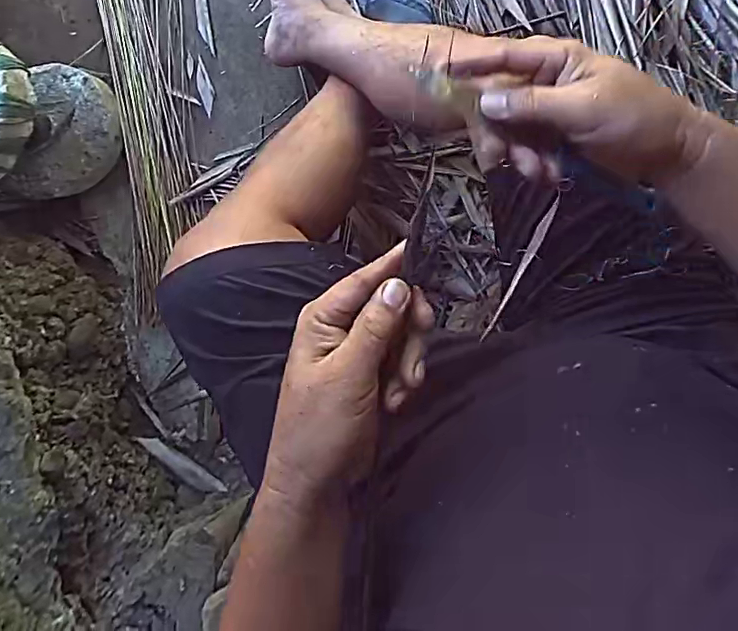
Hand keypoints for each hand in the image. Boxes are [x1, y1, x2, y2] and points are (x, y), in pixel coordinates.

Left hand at [261, 244, 434, 506]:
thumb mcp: (348, 374)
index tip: (421, 250)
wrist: (317, 485)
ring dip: (409, 360)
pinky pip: (404, 355)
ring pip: (404, 330)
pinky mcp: (374, 370)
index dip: (394, 265)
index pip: (364, 279)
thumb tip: (397, 285)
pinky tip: (395, 398)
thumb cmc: (316, 432)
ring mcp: (359, 349)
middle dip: (409, 330)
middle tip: (412, 356)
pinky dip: (406, 375)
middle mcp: (342, 327)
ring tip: (398, 389)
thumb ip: (375, 327)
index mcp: (324, 318)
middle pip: (393, 303)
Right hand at [450, 36, 709, 185]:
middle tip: (498, 156)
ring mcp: (549, 108)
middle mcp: (546, 79)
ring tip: (539, 173)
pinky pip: (528, 144)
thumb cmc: (633, 115)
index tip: (440, 70)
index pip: (505, 56)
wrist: (670, 152)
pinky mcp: (553, 134)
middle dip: (500, 129)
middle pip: (502, 96)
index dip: (472, 63)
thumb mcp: (582, 107)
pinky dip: (532, 161)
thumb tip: (485, 99)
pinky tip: (547, 176)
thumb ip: (532, 103)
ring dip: (519, 151)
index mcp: (556, 58)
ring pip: (513, 127)